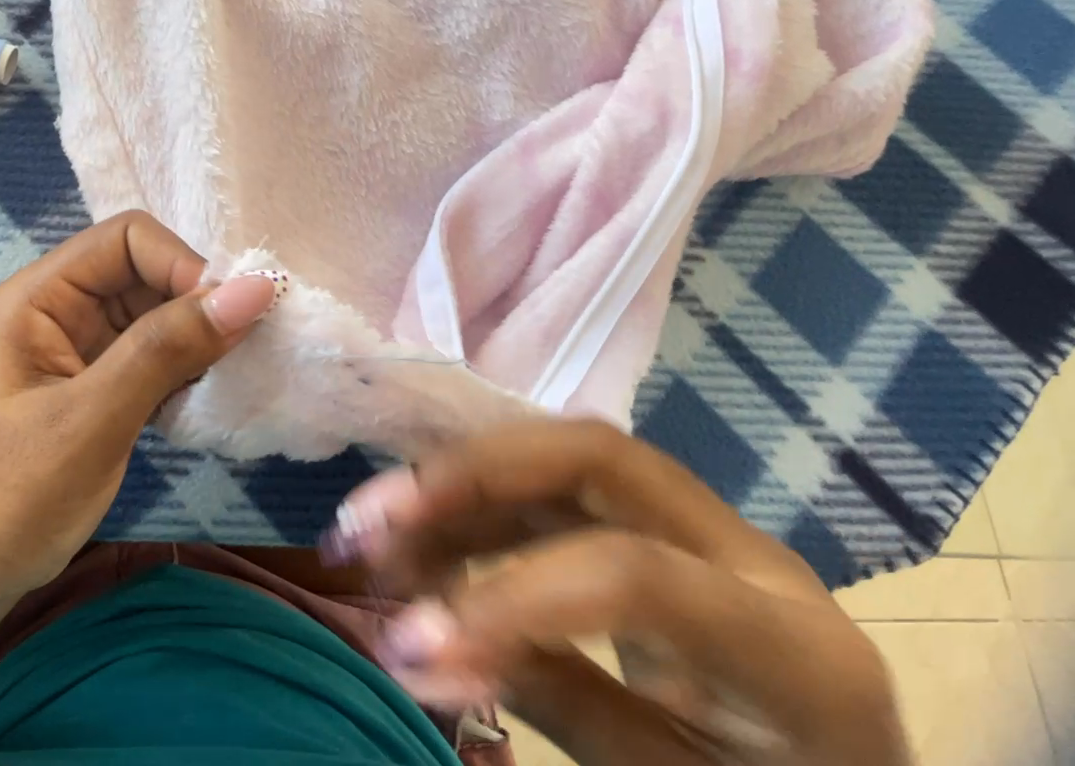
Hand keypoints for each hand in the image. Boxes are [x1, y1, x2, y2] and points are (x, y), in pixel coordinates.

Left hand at [0, 211, 281, 604]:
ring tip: (230, 380)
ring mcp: (78, 350)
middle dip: (197, 304)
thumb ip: (166, 349)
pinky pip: (153, 358)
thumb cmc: (12, 497)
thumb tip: (255, 288)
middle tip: (247, 351)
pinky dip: (184, 373)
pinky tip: (201, 404)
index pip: (126, 239)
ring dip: (196, 341)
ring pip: (156, 316)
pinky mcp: (96, 388)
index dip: (183, 264)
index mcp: (38, 298)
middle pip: (146, 273)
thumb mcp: (91, 419)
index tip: (232, 317)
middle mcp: (59, 310)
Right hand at [325, 420, 907, 765]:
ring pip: (557, 461)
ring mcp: (701, 531)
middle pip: (592, 457)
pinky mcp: (657, 532)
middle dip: (466, 476)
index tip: (407, 642)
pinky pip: (552, 496)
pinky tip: (417, 549)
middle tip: (369, 517)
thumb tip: (412, 649)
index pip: (632, 576)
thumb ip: (554, 704)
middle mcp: (749, 556)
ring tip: (367, 538)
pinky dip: (472, 514)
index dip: (507, 598)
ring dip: (452, 489)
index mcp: (795, 652)